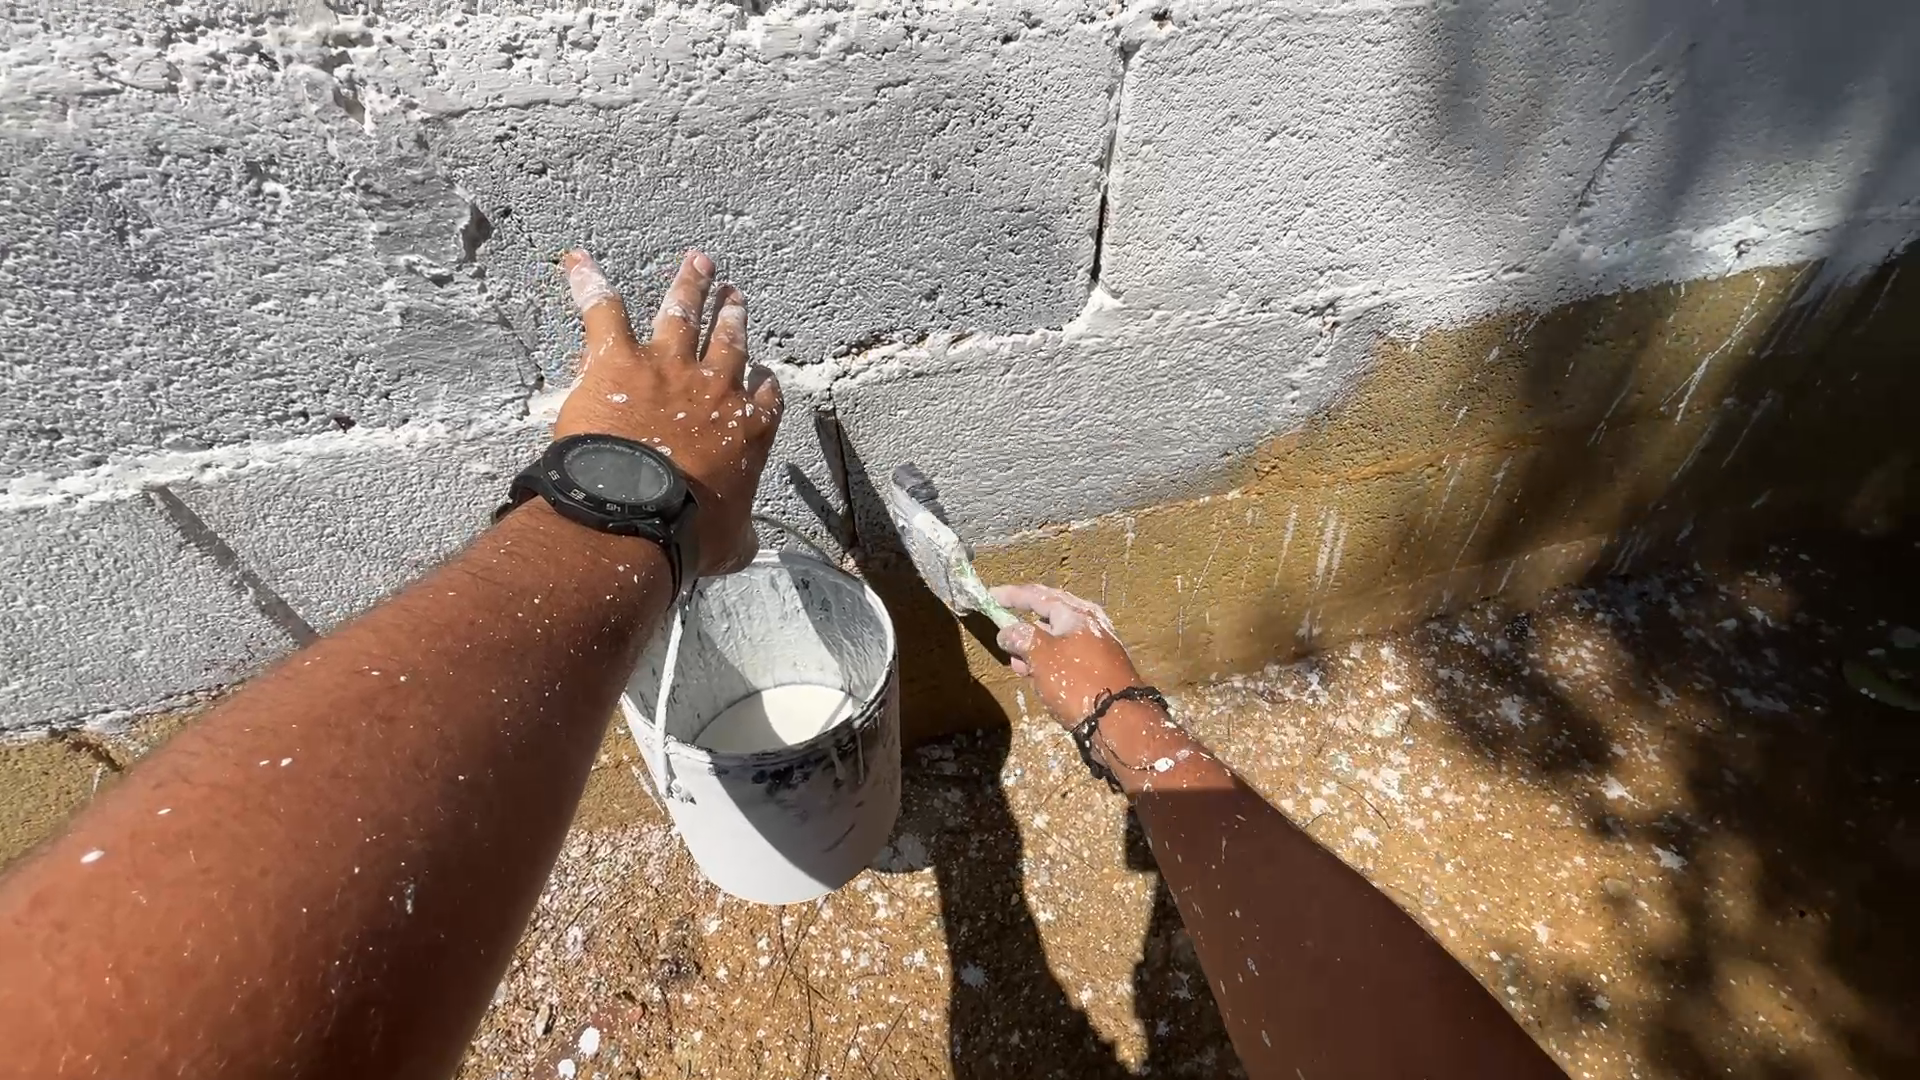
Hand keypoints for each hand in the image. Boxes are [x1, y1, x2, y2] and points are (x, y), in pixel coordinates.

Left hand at [555, 249, 782, 576]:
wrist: (641, 513)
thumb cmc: (690, 531)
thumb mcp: (730, 542)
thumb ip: (740, 536)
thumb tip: (744, 548)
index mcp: (748, 429)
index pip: (765, 394)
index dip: (763, 380)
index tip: (761, 371)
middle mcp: (717, 388)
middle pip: (731, 343)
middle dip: (734, 317)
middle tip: (735, 296)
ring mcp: (671, 368)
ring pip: (684, 314)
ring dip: (691, 285)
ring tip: (698, 262)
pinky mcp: (621, 360)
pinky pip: (604, 311)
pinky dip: (588, 284)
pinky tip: (576, 260)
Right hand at [990, 585, 1141, 729]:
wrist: (1121, 721)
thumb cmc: (1077, 682)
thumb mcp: (1042, 656)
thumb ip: (1021, 638)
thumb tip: (1007, 631)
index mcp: (1076, 613)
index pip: (1037, 595)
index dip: (1011, 595)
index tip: (990, 596)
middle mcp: (1089, 623)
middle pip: (1048, 615)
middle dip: (1023, 624)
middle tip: (1003, 631)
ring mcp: (1096, 646)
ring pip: (1056, 639)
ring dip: (1033, 648)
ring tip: (1016, 663)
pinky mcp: (1098, 669)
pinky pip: (1065, 658)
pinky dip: (1047, 663)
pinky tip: (1036, 677)